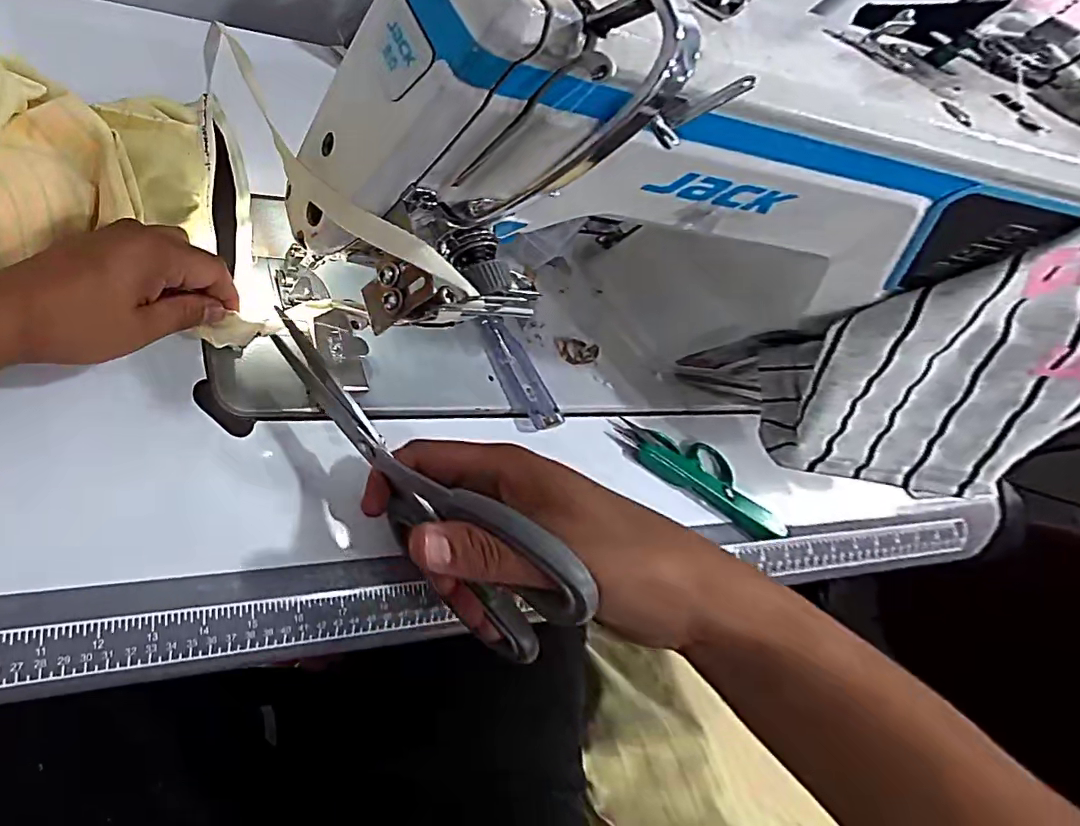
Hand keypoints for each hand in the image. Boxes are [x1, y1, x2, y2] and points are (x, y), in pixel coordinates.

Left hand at [0, 221, 239, 370]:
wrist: (9, 312)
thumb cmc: (76, 325)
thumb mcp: (137, 328)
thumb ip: (183, 313)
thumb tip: (215, 306)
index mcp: (155, 251)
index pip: (209, 265)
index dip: (226, 291)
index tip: (231, 317)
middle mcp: (139, 231)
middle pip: (189, 250)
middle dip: (203, 281)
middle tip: (201, 317)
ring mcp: (115, 232)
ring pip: (165, 246)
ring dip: (177, 273)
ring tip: (172, 310)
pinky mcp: (96, 239)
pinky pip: (141, 246)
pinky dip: (154, 268)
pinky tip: (143, 296)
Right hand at [361, 440, 776, 650]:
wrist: (704, 603)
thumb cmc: (632, 562)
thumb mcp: (552, 557)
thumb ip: (482, 550)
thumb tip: (417, 540)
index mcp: (507, 469)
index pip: (427, 458)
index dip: (393, 479)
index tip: (376, 518)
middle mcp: (506, 488)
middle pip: (438, 504)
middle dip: (431, 547)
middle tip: (443, 588)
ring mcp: (519, 520)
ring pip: (459, 539)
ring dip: (456, 577)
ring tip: (475, 615)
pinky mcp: (531, 551)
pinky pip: (485, 563)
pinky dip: (479, 589)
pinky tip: (493, 620)